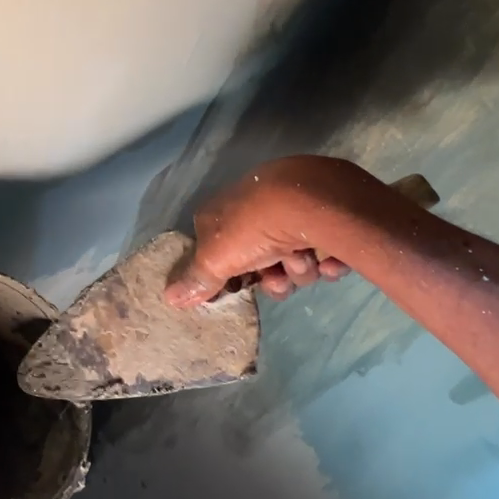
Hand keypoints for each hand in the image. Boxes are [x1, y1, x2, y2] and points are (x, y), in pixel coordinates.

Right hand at [165, 155, 387, 306]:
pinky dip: (327, 263)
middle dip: (273, 277)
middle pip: (261, 262)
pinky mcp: (324, 218)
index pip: (218, 250)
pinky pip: (325, 253)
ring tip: (304, 260)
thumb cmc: (253, 227)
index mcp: (222, 214)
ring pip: (294, 261)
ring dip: (299, 270)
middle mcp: (254, 211)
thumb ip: (195, 279)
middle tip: (278, 277)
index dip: (230, 275)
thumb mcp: (215, 258)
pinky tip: (329, 262)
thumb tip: (169, 298)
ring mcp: (290, 212)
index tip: (239, 288)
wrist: (310, 200)